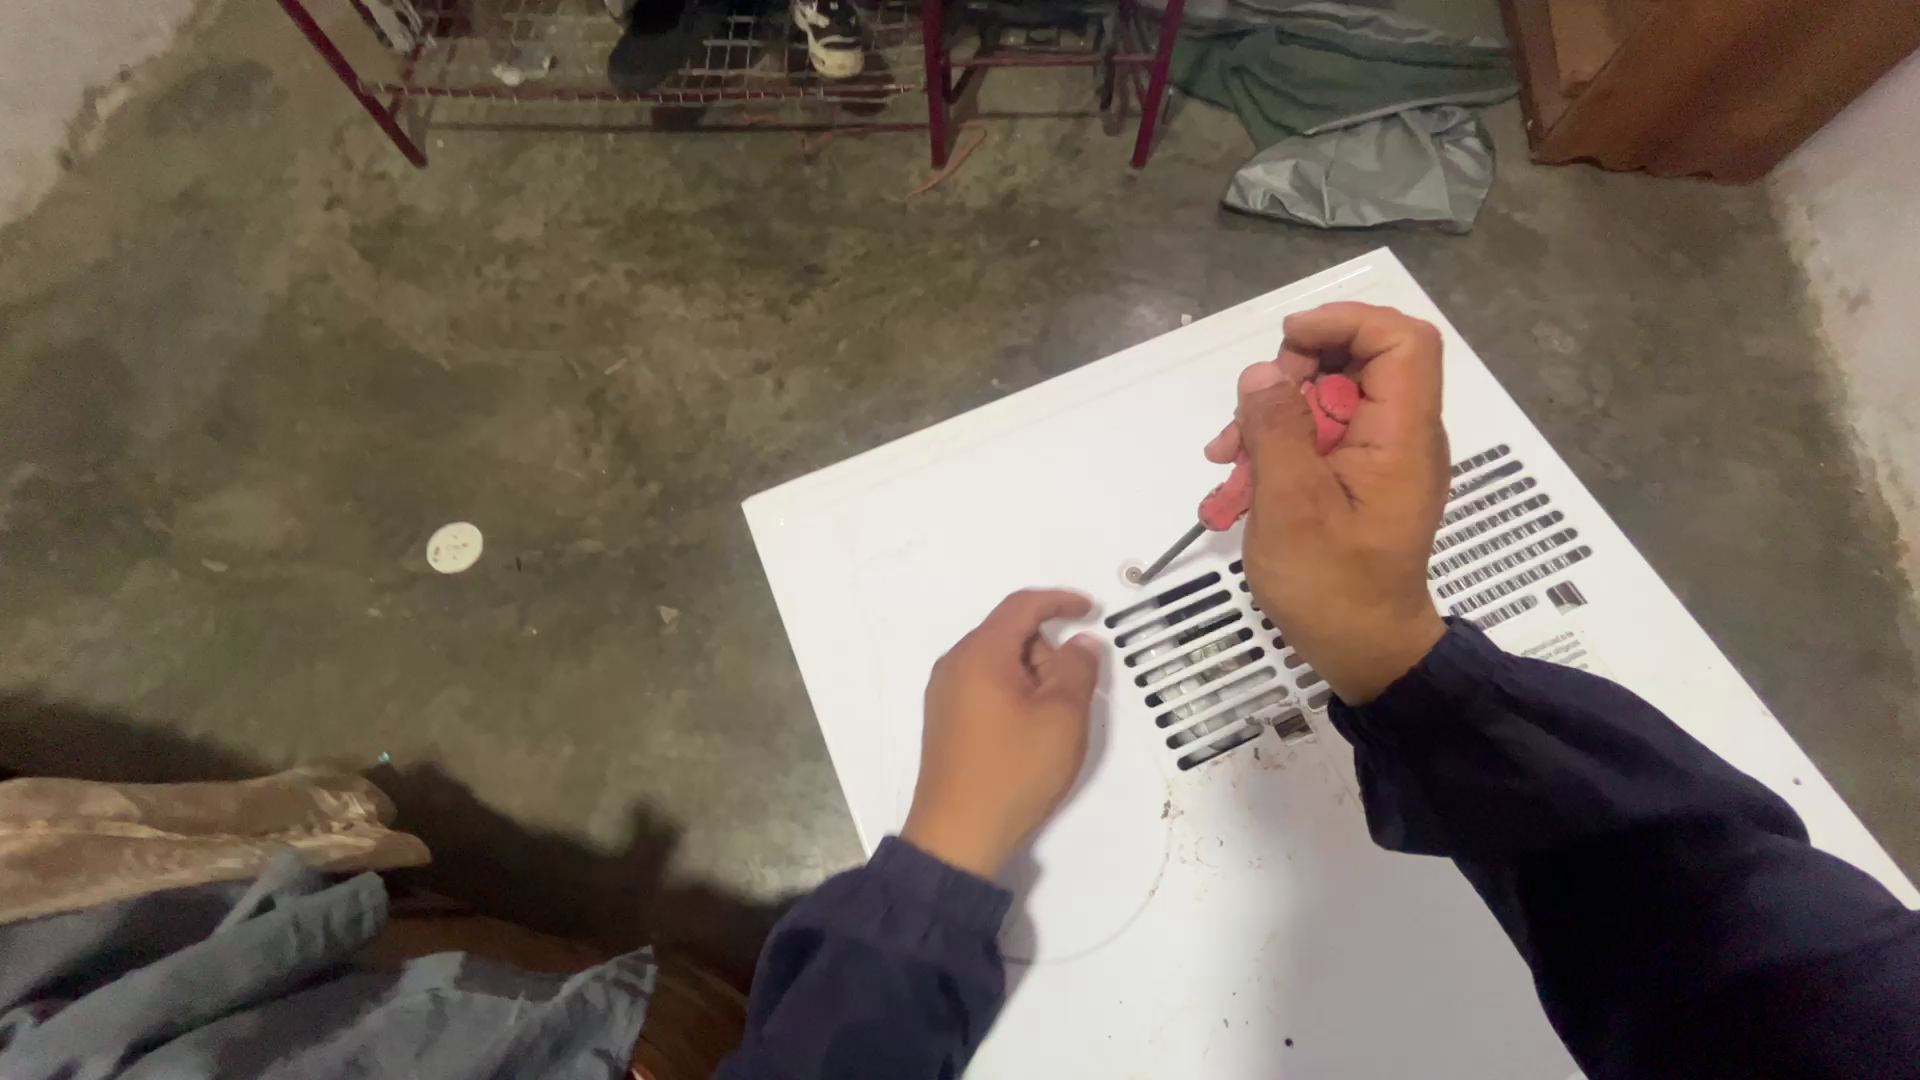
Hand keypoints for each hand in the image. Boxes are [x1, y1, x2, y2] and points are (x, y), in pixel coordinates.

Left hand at [902, 590, 1103, 879]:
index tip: (1091, 610)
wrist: (957, 835)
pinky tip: (1030, 732)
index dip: (1060, 601)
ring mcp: (945, 692)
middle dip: (1049, 652)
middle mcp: (955, 663)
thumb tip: (1080, 642)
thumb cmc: (1013, 771)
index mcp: (980, 652)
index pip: (1022, 606)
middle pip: (1010, 634)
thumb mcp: (1062, 717)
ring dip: (1034, 677)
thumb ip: (1078, 668)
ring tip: (1053, 722)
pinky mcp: (946, 718)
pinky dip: (1015, 694)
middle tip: (1074, 693)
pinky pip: (986, 686)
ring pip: (1000, 663)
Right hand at [1206, 302, 1449, 702]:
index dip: (1344, 324)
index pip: (1400, 341)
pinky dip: (1274, 451)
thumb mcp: (1291, 506)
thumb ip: (1277, 431)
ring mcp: (1376, 460)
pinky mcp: (1355, 481)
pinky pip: (1316, 441)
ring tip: (1226, 464)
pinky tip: (1237, 485)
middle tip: (1244, 420)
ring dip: (1268, 422)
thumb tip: (1262, 372)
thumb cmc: (1330, 586)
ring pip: (1324, 404)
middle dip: (1288, 381)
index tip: (1285, 342)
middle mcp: (1398, 437)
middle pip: (1354, 365)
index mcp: (1400, 437)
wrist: (1362, 651)